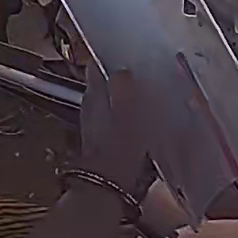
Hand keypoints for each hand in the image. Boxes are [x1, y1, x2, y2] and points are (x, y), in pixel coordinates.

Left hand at [79, 66, 153, 197]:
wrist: (108, 188)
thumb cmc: (118, 149)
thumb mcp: (125, 115)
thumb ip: (123, 90)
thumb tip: (122, 70)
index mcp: (93, 95)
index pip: (95, 66)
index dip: (106, 55)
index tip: (126, 49)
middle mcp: (90, 106)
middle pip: (102, 82)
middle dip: (118, 73)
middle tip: (143, 67)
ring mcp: (96, 123)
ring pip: (109, 99)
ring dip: (123, 93)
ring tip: (147, 88)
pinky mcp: (105, 139)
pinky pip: (116, 117)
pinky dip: (127, 112)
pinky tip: (144, 115)